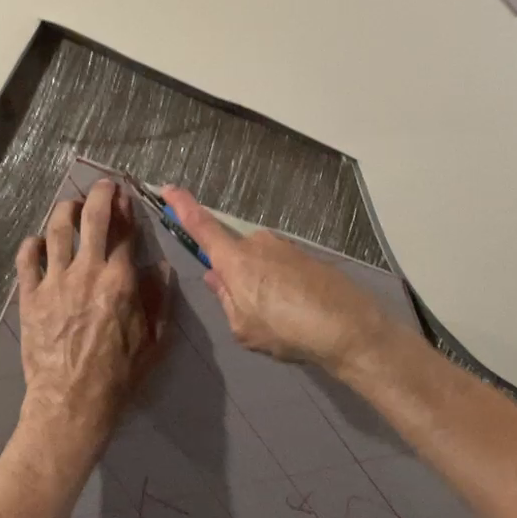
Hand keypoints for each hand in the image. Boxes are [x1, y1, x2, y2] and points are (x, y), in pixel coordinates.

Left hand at [14, 179, 168, 455]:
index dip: (127, 210)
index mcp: (120, 281)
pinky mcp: (29, 296)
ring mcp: (54, 282)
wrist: (70, 405)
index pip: (125, 232)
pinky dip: (33, 243)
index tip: (127, 197)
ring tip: (72, 204)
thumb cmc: (118, 377)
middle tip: (104, 186)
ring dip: (66, 210)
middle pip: (92, 218)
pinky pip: (26, 259)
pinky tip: (39, 241)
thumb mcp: (153, 343)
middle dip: (99, 195)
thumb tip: (161, 267)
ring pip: (57, 230)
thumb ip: (159, 301)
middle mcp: (86, 272)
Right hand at [162, 186, 388, 371]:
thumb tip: (215, 277)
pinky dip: (283, 286)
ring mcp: (285, 246)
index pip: (201, 226)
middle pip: (234, 254)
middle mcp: (258, 243)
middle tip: (252, 312)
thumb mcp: (243, 327)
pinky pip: (282, 267)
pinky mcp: (307, 255)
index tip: (168, 188)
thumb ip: (225, 299)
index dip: (182, 206)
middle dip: (236, 277)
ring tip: (282, 319)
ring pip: (259, 263)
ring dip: (262, 284)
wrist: (349, 327)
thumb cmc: (287, 330)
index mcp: (235, 259)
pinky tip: (299, 311)